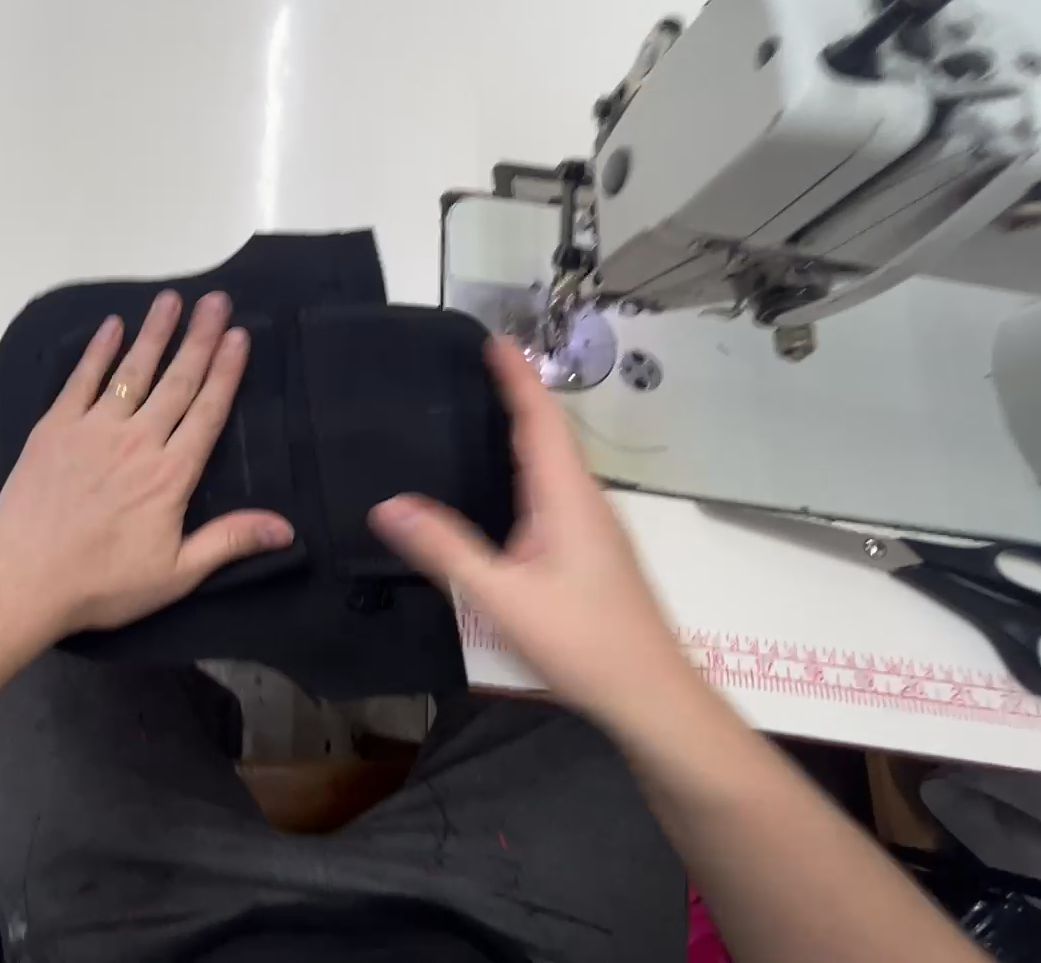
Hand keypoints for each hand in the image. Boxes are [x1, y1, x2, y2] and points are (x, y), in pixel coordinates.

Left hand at [0, 289, 294, 637]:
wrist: (24, 578)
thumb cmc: (102, 582)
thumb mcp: (175, 575)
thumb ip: (229, 542)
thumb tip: (287, 528)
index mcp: (170, 474)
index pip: (207, 412)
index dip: (226, 371)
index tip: (239, 335)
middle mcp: (137, 440)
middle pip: (176, 381)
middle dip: (199, 338)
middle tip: (216, 300)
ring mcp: (93, 429)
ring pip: (132, 372)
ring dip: (154, 334)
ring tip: (171, 300)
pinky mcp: (54, 428)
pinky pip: (81, 380)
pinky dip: (98, 352)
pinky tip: (111, 326)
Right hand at [368, 338, 694, 727]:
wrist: (654, 699)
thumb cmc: (582, 642)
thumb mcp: (500, 597)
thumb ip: (445, 549)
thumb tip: (387, 504)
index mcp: (567, 500)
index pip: (540, 422)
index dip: (519, 379)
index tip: (496, 340)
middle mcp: (586, 502)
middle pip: (552, 433)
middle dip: (521, 393)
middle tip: (482, 366)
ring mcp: (595, 527)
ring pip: (558, 461)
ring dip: (528, 426)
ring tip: (491, 406)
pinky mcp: (593, 550)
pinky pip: (556, 486)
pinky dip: (531, 460)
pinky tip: (511, 480)